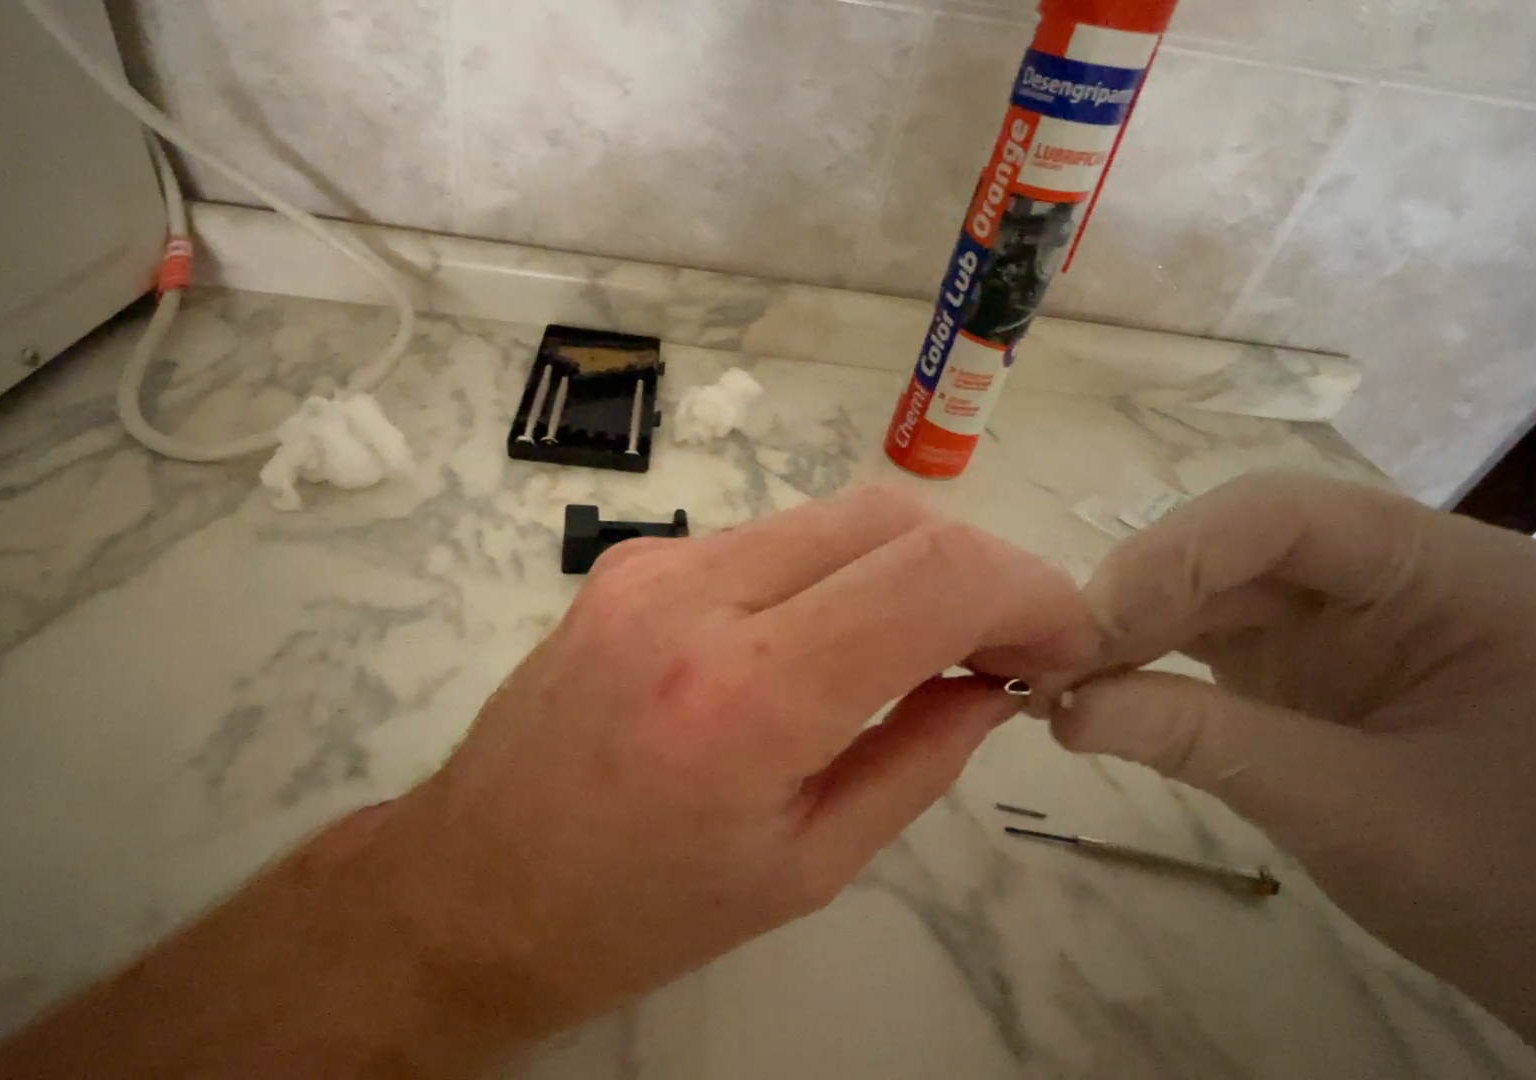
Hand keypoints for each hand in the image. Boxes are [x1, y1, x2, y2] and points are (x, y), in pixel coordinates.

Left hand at [0, 486, 1092, 1079]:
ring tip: (924, 642)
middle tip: (1005, 641)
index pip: (932, 577)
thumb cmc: (638, 911)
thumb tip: (995, 683)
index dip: (1028, 591)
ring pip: (829, 517)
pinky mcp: (627, 559)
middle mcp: (693, 598)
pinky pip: (766, 540)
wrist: (473, 882)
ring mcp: (651, 564)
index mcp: (745, 697)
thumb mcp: (807, 865)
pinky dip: (830, 571)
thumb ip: (919, 758)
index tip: (1062, 639)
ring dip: (901, 566)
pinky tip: (828, 635)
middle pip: (888, 516)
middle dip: (974, 566)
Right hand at [1024, 471, 1535, 1077]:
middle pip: (1234, 544)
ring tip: (1057, 678)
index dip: (1170, 557)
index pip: (1286, 516)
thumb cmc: (1527, 889)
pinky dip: (1146, 660)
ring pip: (1209, 586)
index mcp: (1458, 578)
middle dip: (1136, 595)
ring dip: (1128, 627)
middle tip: (1051, 660)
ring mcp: (1349, 615)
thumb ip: (1203, 744)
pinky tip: (1098, 689)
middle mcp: (1398, 573)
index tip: (1085, 630)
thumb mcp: (1357, 814)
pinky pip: (1209, 635)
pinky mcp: (1308, 659)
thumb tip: (1058, 708)